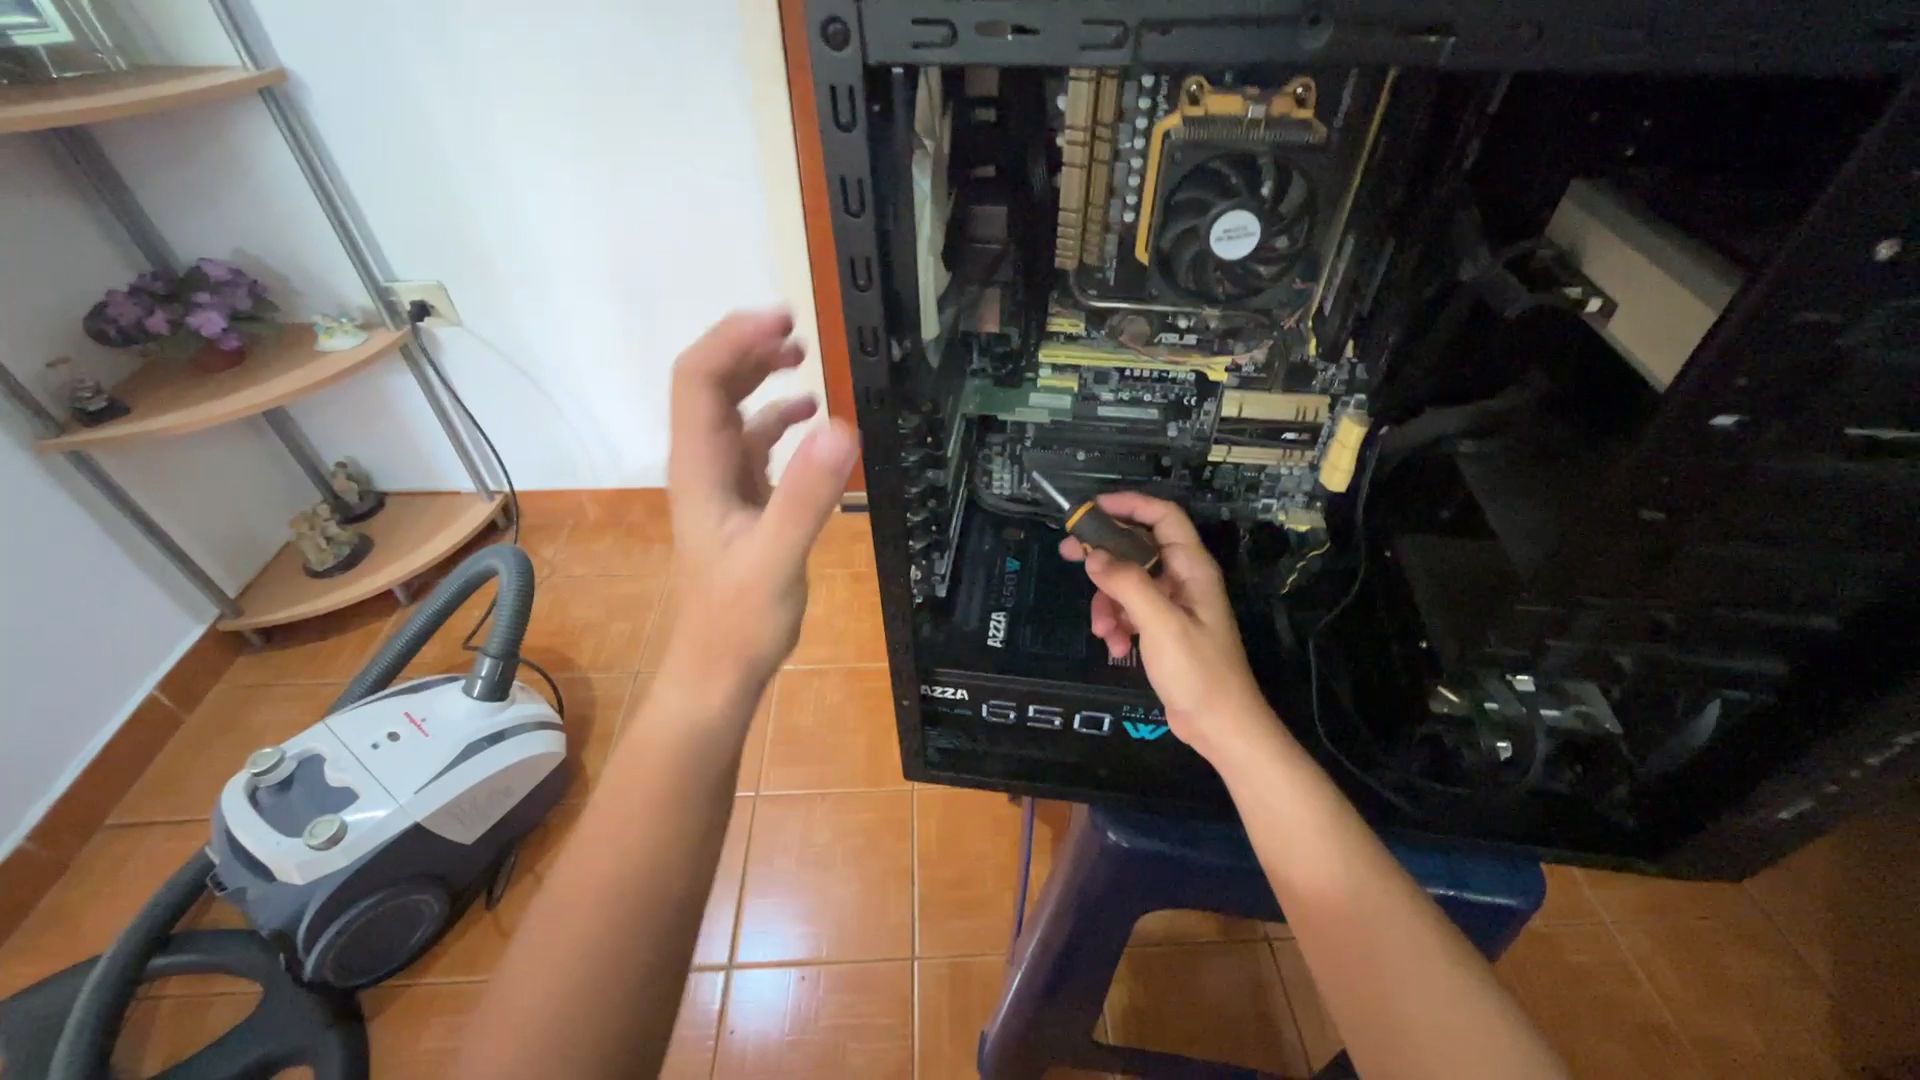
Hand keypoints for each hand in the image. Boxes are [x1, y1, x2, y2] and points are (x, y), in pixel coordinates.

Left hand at [665, 310, 857, 688]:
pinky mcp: (743, 505)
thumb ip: (807, 495)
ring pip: (734, 413)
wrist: (720, 668)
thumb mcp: (777, 558)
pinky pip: (757, 447)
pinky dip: (780, 423)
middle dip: (749, 348)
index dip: (734, 339)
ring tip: (805, 359)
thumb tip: (841, 426)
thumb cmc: (740, 619)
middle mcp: (705, 467)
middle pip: (712, 385)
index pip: (700, 379)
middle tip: (798, 330)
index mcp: (701, 468)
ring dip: (762, 378)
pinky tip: (811, 421)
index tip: (782, 318)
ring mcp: (722, 486)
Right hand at [1059, 493, 1285, 763]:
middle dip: (1103, 553)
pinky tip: (1117, 648)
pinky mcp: (1162, 630)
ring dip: (1107, 603)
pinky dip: (1117, 625)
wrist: (1219, 724)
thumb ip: (1127, 583)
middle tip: (1068, 553)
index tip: (1092, 508)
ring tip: (1103, 630)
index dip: (1130, 505)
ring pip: (1127, 584)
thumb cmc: (1198, 671)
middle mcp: (1182, 580)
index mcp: (1191, 568)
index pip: (1163, 517)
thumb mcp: (1161, 623)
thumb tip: (1093, 556)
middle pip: (1137, 548)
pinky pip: (1129, 612)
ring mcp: (1172, 605)